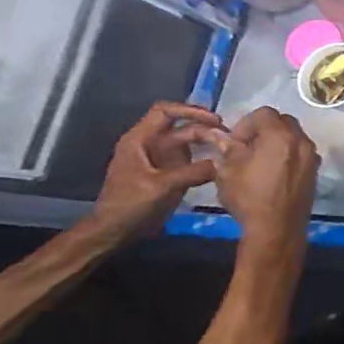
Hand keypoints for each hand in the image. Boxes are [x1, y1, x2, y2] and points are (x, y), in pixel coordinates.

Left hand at [89, 102, 224, 242]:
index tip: (213, 119)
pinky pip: (190, 160)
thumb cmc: (128, 206)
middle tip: (229, 136)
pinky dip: (204, 159)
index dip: (189, 110)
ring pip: (187, 143)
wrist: (113, 233)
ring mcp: (160, 159)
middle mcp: (151, 144)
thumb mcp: (160, 187)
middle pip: (180, 127)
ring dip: (206, 143)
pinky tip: (220, 163)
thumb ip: (192, 173)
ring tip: (229, 148)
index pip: (164, 112)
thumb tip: (223, 163)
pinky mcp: (168, 174)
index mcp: (139, 140)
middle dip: (204, 129)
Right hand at [214, 107, 319, 246]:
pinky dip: (290, 154)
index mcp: (280, 136)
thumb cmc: (249, 198)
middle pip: (283, 122)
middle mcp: (301, 141)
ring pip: (294, 137)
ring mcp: (312, 157)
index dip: (246, 124)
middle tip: (248, 146)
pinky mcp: (315, 172)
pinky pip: (302, 153)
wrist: (277, 230)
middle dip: (264, 129)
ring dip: (278, 141)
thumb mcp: (228, 171)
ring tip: (261, 159)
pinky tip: (276, 171)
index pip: (264, 114)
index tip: (235, 141)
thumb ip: (228, 149)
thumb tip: (225, 138)